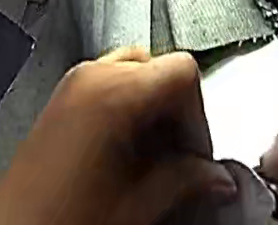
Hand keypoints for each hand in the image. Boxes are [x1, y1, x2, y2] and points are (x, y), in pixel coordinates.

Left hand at [0, 46, 238, 224]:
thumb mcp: (134, 209)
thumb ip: (183, 182)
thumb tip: (216, 176)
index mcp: (114, 90)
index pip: (183, 71)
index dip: (199, 115)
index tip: (199, 156)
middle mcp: (93, 74)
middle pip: (160, 68)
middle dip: (177, 113)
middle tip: (181, 162)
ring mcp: (74, 83)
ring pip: (136, 72)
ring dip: (154, 110)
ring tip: (152, 162)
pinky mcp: (61, 98)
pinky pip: (110, 83)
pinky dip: (128, 108)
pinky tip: (125, 156)